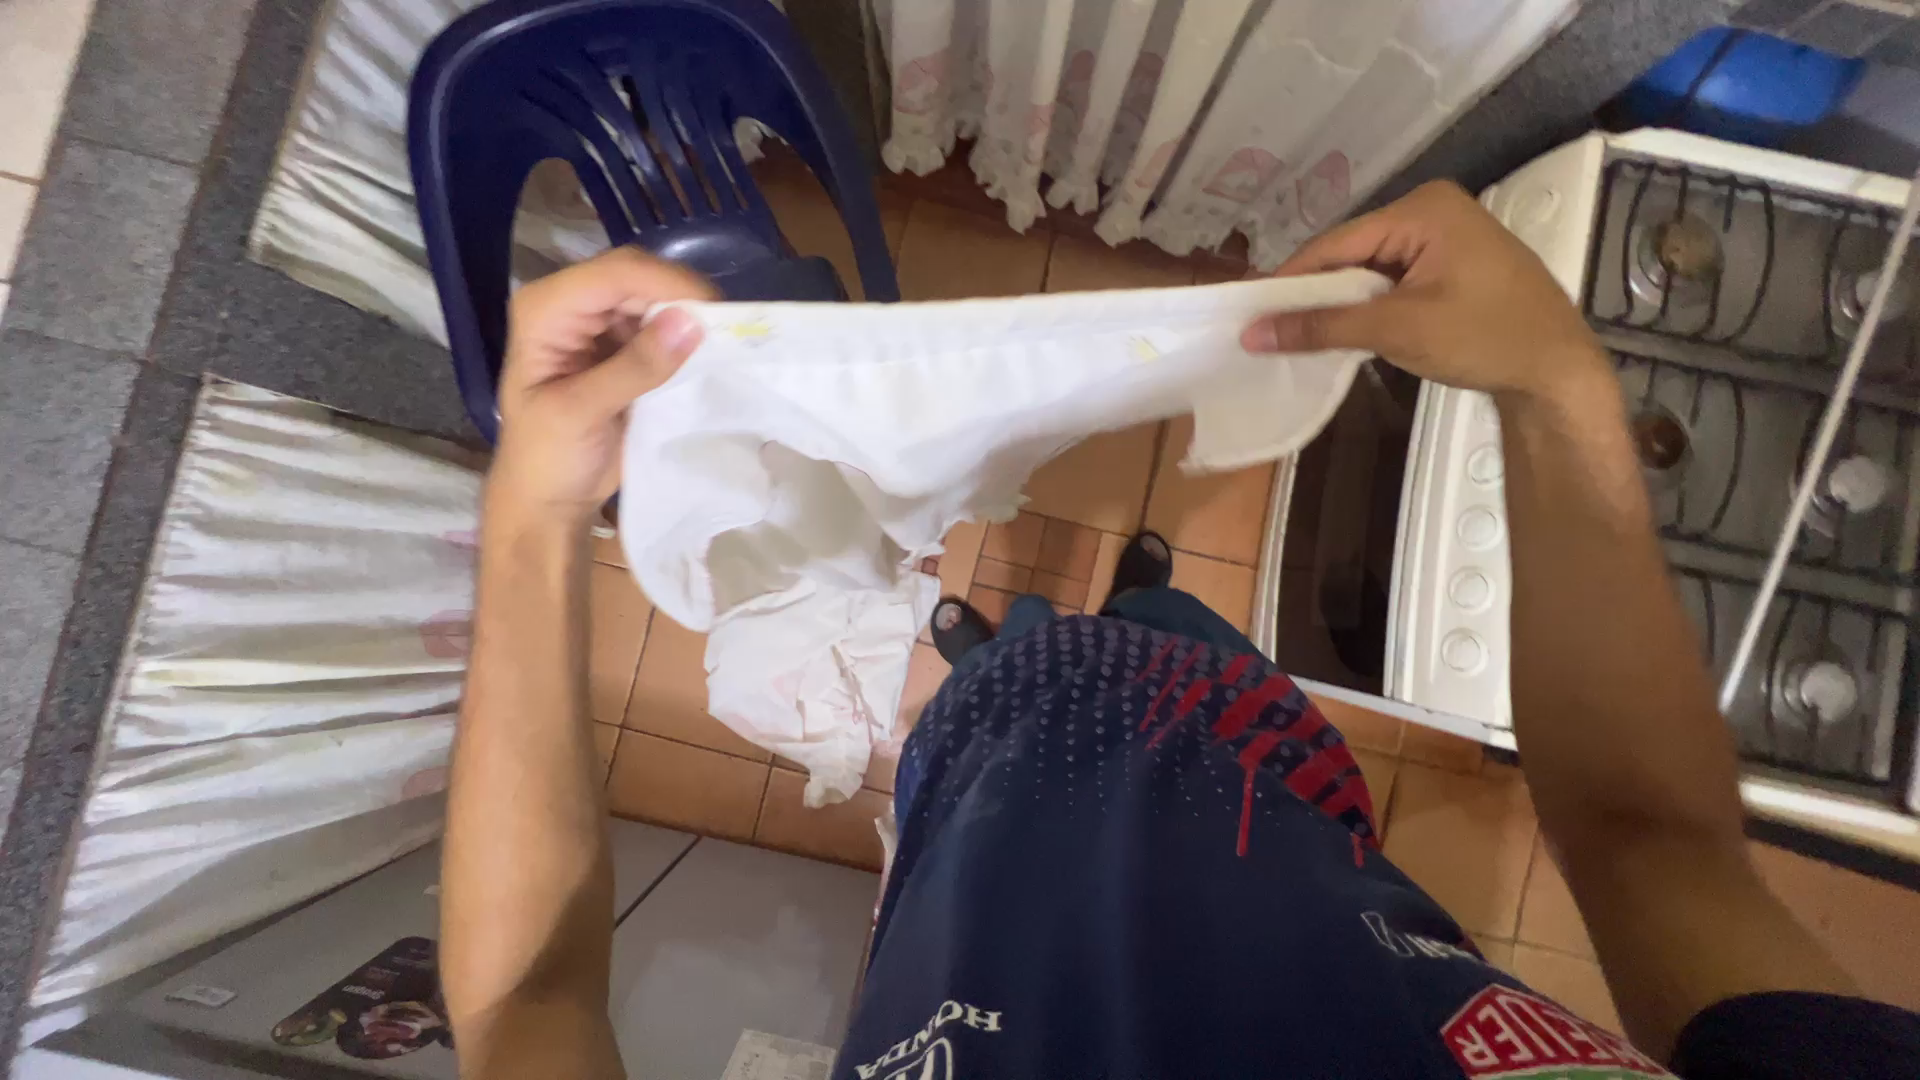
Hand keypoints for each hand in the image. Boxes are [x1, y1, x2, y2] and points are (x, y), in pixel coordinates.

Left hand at [488, 248, 714, 522]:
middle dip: (682, 297)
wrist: (550, 499)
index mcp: (547, 311)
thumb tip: (691, 323)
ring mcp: (598, 326)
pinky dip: (685, 337)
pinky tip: (708, 355)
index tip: (718, 316)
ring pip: (654, 298)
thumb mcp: (584, 412)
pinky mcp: (622, 348)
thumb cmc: (549, 458)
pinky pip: (661, 327)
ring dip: (689, 316)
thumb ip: (636, 367)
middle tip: (729, 330)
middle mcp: (571, 306)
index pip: (615, 274)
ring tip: (724, 344)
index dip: (668, 285)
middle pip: (637, 277)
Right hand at [1241, 181, 1609, 404]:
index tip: (1249, 314)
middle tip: (1266, 329)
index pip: (1334, 243)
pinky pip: (1382, 281)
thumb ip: (1321, 327)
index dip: (1288, 281)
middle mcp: (1427, 212)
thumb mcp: (1396, 330)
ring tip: (1291, 333)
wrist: (1554, 368)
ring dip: (1332, 303)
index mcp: (1421, 210)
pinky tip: (1334, 330)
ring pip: (1361, 270)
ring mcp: (1436, 238)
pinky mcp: (1440, 265)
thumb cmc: (1484, 337)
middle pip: (1345, 253)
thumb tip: (1252, 334)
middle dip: (1309, 293)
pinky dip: (1358, 307)